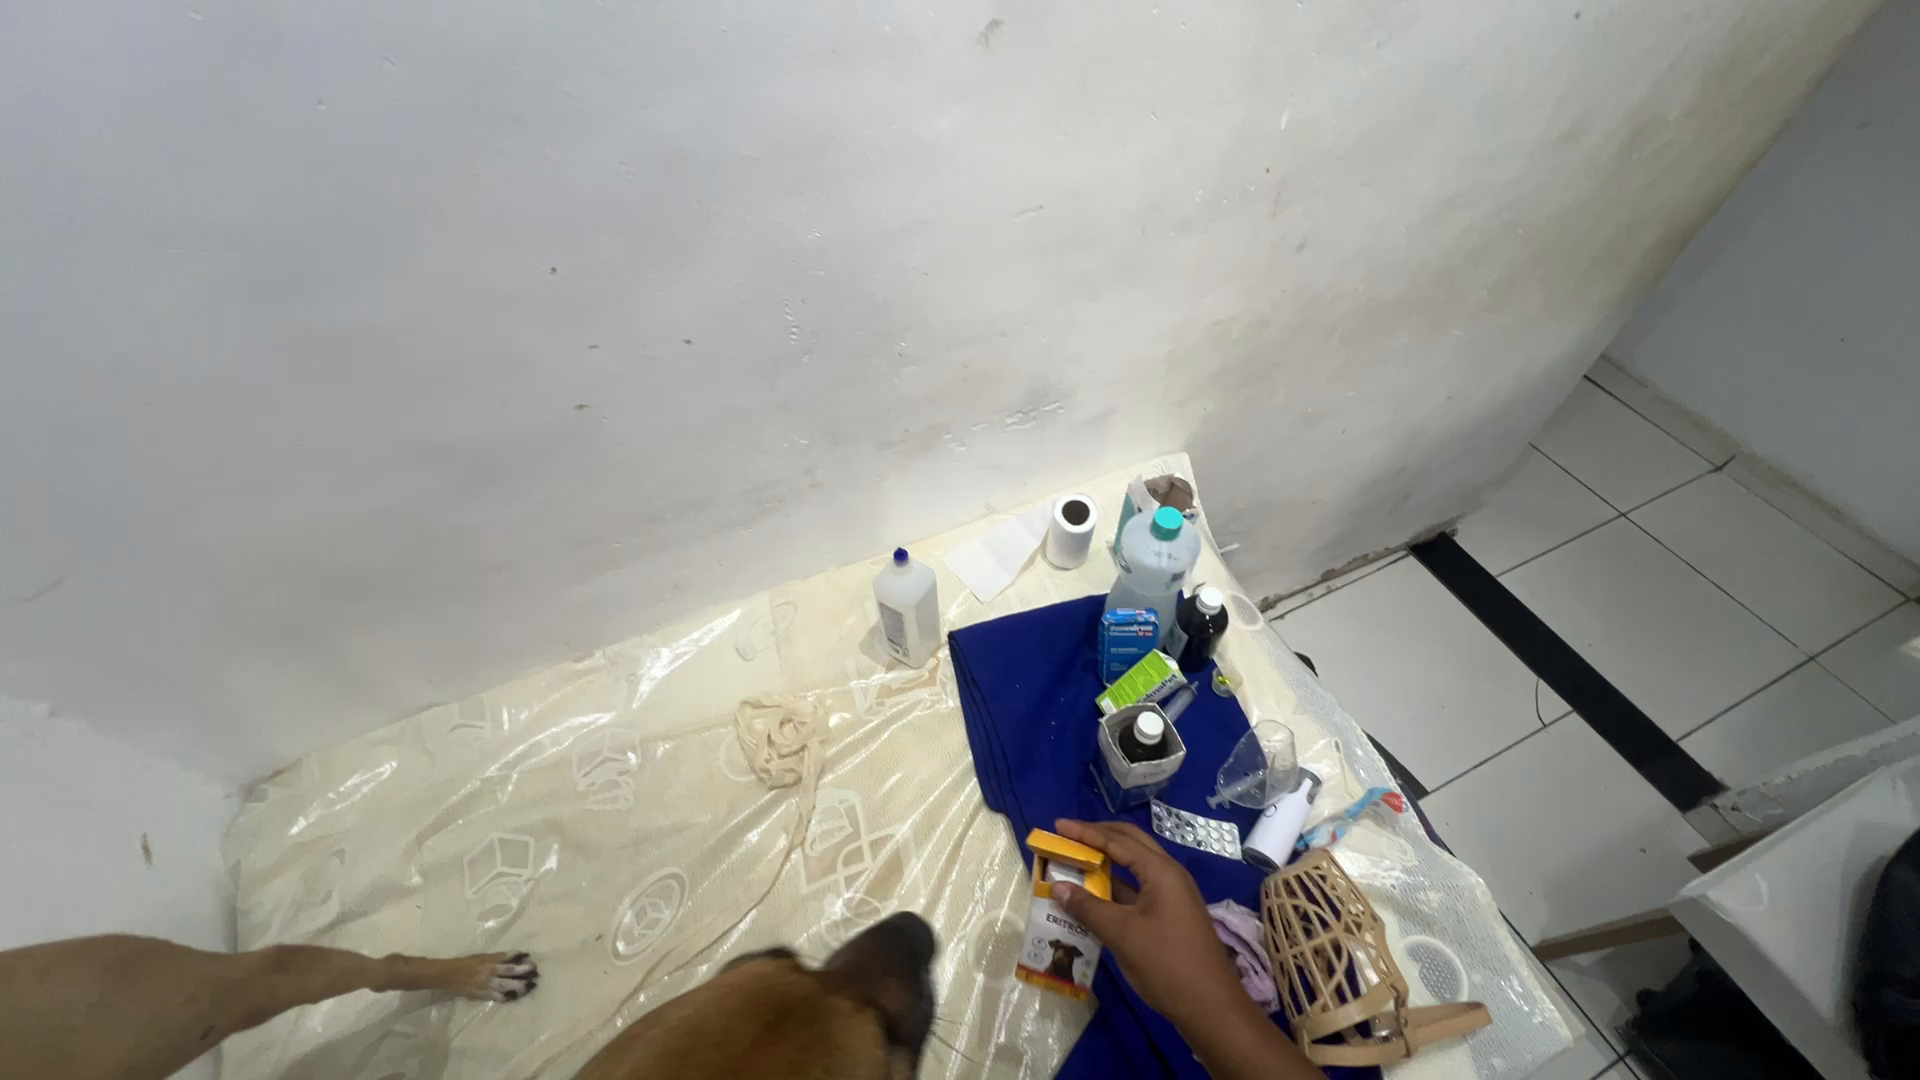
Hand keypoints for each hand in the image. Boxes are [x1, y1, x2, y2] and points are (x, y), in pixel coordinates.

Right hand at [1049, 819, 1241, 1026]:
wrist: (1212, 1010)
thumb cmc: (1167, 964)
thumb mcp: (1122, 935)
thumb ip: (1088, 908)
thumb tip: (1057, 887)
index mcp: (1161, 871)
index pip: (1117, 840)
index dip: (1085, 832)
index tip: (1058, 825)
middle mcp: (1168, 875)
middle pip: (1130, 843)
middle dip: (1098, 836)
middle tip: (1068, 836)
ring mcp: (1171, 895)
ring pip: (1134, 866)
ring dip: (1106, 861)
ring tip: (1077, 860)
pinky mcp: (1169, 915)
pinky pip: (1138, 888)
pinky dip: (1115, 885)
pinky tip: (1094, 894)